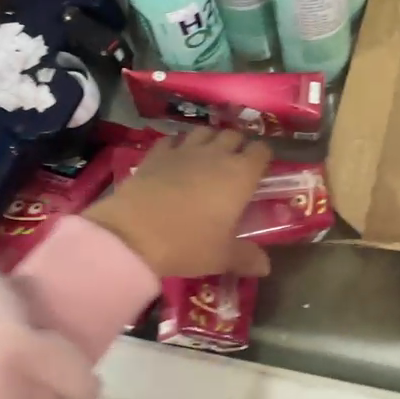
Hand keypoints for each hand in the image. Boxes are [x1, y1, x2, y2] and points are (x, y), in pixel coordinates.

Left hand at [86, 128, 273, 278]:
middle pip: (234, 135)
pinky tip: (175, 160)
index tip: (259, 173)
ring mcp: (185, 150)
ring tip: (206, 158)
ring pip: (205, 131)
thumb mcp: (222, 257)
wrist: (133, 234)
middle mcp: (217, 154)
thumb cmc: (188, 243)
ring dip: (210, 140)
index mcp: (241, 175)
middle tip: (233, 168)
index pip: (261, 151)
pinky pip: (173, 139)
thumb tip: (265, 267)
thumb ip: (247, 258)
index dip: (262, 158)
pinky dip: (178, 145)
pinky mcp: (157, 153)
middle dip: (237, 146)